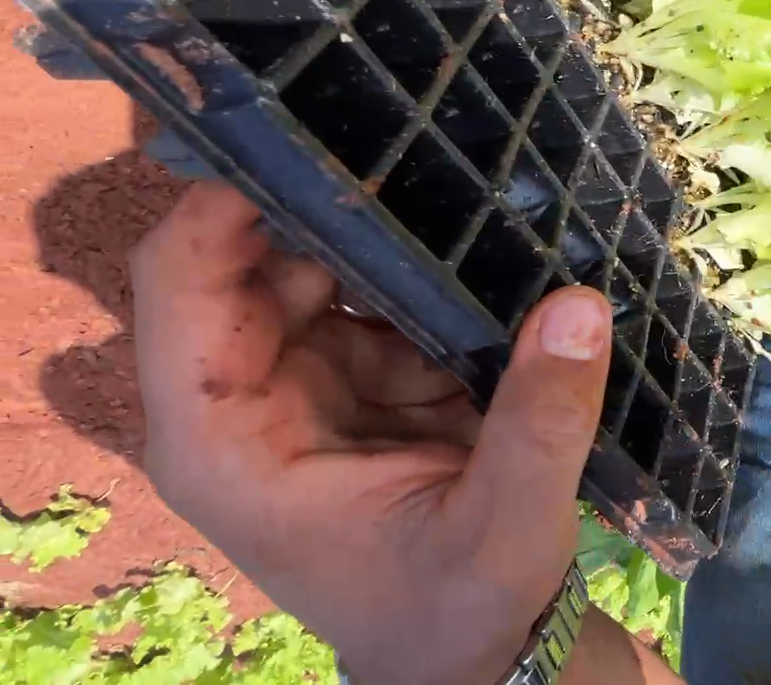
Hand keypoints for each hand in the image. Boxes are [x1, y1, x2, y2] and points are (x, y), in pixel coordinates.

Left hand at [130, 183, 614, 684]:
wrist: (479, 644)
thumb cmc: (461, 603)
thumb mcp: (506, 523)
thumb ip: (542, 420)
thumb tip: (581, 303)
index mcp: (234, 439)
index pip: (188, 294)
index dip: (223, 210)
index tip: (306, 141)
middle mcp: (263, 396)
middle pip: (264, 261)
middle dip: (330, 199)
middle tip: (416, 137)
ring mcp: (329, 380)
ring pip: (337, 268)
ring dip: (392, 223)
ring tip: (463, 167)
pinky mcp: (388, 375)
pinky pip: (401, 294)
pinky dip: (440, 261)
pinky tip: (493, 229)